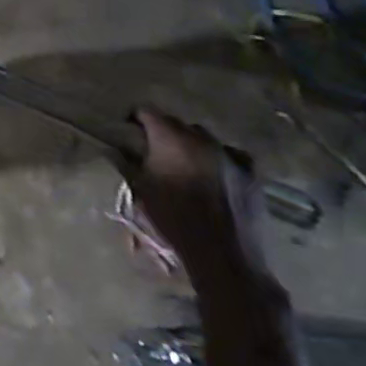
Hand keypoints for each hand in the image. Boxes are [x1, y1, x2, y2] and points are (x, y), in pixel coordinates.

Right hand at [123, 109, 265, 281]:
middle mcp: (199, 137)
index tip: (130, 132)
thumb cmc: (174, 218)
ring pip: (204, 137)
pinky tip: (217, 172)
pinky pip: (232, 154)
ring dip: (192, 145)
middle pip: (176, 123)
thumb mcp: (141, 189)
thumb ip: (128, 163)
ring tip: (187, 164)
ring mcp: (227, 153)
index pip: (146, 112)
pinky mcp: (249, 172)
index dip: (136, 120)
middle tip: (157, 152)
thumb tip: (115, 149)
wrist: (223, 254)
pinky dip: (221, 158)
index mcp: (169, 137)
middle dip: (164, 132)